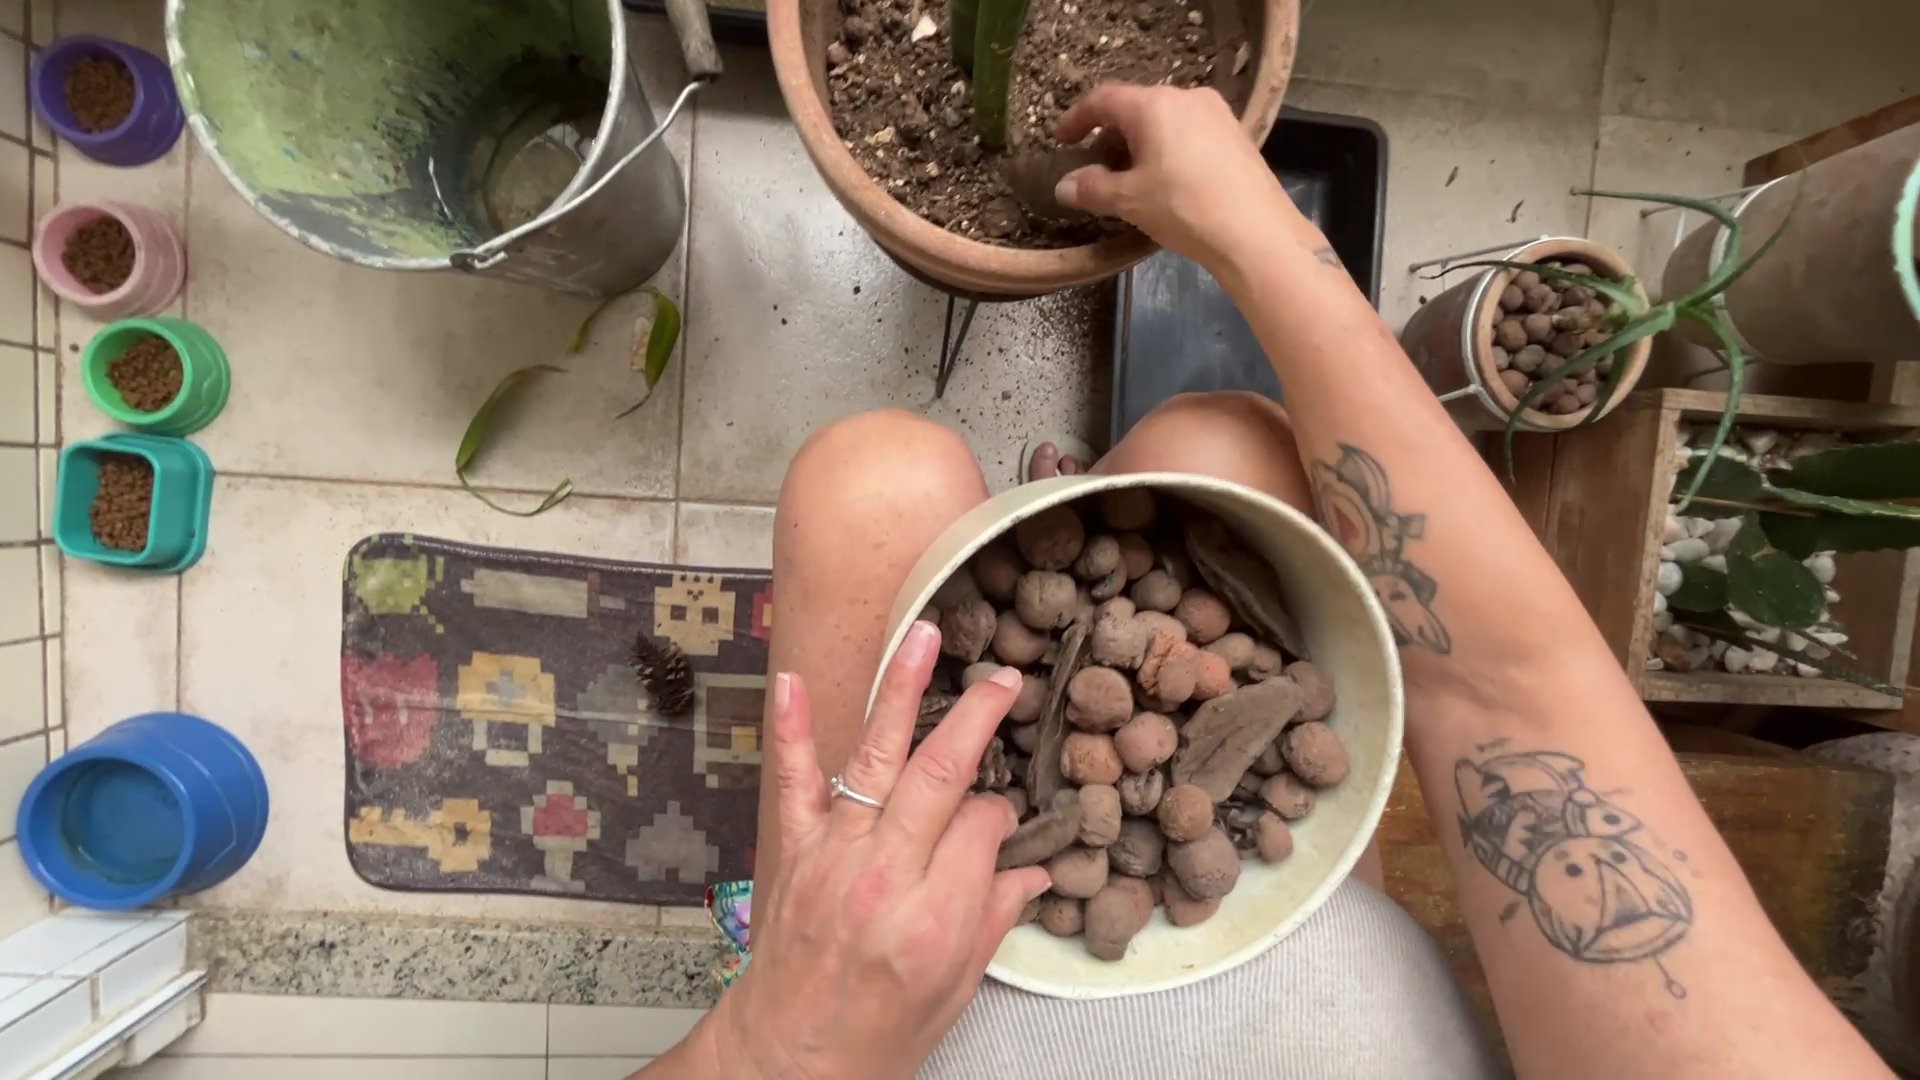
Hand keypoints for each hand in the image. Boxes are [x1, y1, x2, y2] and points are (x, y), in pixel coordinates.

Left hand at [711, 621, 1051, 1079]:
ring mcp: (833, 854)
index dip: (1001, 809)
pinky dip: (791, 728)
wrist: (788, 1064)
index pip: (983, 827)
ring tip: (921, 636)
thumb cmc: (879, 1036)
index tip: (1003, 811)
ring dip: (899, 690)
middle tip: (1002, 679)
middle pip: (938, 776)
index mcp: (934, 920)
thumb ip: (996, 917)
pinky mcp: (795, 848)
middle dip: (976, 718)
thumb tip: (1032, 865)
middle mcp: (884, 877)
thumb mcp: (958, 991)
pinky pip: (794, 780)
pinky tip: (789, 680)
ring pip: (876, 758)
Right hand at [1053, 84, 1297, 266]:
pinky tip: (1163, 184)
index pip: (1104, 99)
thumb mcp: (1129, 201)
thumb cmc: (1183, 208)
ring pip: (1162, 122)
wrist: (1252, 231)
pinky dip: (1164, 152)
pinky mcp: (1233, 136)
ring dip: (1137, 147)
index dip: (1077, 119)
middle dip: (1109, 138)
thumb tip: (1064, 186)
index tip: (1061, 141)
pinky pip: (1186, 135)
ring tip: (1128, 182)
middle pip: (1135, 109)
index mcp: (1154, 106)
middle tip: (1095, 170)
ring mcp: (1214, 115)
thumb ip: (1092, 189)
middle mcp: (1185, 98)